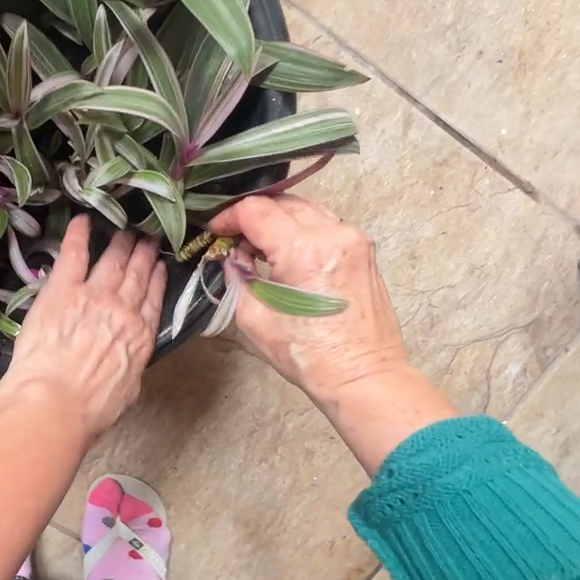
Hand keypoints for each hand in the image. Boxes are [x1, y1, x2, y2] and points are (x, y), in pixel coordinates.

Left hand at [0, 215, 165, 442]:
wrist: (55, 402)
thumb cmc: (90, 410)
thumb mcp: (128, 390)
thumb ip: (132, 364)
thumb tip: (128, 358)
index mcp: (140, 337)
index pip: (153, 300)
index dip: (157, 279)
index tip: (160, 265)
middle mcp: (122, 310)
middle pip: (136, 275)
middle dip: (143, 254)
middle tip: (146, 237)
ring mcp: (93, 296)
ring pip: (112, 262)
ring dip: (120, 244)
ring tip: (126, 230)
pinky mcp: (61, 290)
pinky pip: (74, 254)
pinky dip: (79, 235)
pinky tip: (83, 221)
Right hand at [209, 195, 457, 472]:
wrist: (363, 376)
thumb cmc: (307, 355)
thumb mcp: (254, 318)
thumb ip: (238, 277)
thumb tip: (234, 256)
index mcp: (303, 250)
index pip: (256, 210)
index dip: (228, 217)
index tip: (215, 231)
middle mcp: (333, 234)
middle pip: (282, 203)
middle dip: (253, 217)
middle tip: (234, 241)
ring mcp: (354, 240)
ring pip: (306, 209)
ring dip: (278, 221)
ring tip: (259, 248)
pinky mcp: (364, 251)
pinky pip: (325, 224)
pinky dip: (300, 230)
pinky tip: (287, 255)